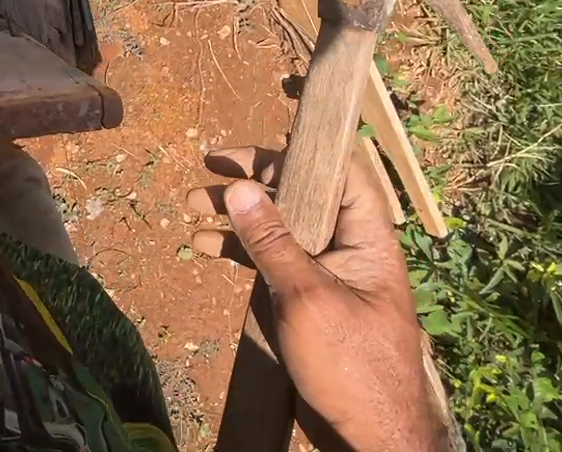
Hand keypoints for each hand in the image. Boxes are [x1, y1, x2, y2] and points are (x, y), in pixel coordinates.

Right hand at [188, 147, 445, 451]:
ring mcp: (325, 274)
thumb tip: (241, 185)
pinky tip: (204, 248)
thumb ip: (271, 239)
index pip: (343, 175)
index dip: (306, 151)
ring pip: (277, 225)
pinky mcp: (306, 298)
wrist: (370, 444)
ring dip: (235, 213)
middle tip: (209, 165)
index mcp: (365, 241)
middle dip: (253, 179)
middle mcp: (346, 249)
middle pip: (299, 194)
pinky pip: (268, 259)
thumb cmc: (350, 366)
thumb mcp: (305, 296)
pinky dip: (237, 249)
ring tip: (191, 204)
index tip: (260, 140)